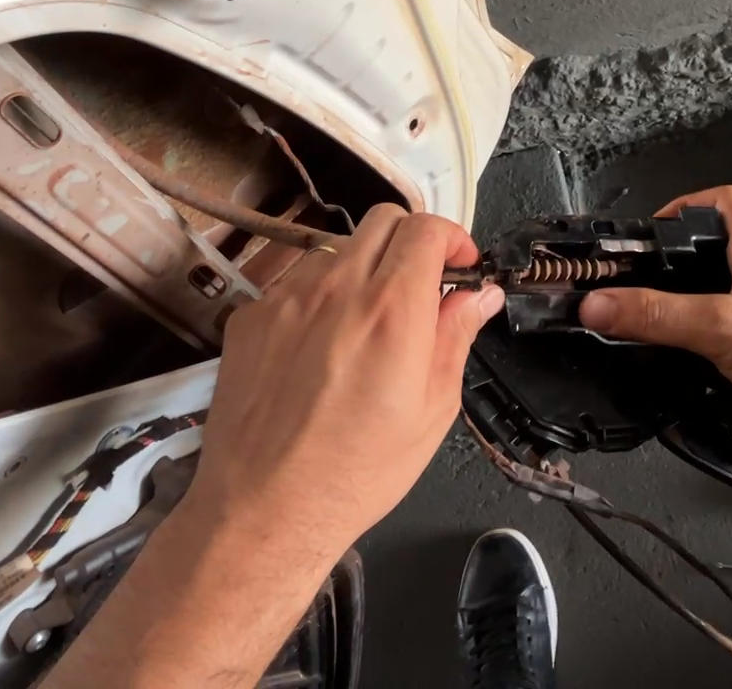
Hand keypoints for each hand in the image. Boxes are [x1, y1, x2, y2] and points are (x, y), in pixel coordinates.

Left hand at [186, 205, 504, 556]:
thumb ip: (456, 337)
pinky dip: (322, 295)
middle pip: (384, 219)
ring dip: (365, 266)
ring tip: (368, 319)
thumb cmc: (356, 472)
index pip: (426, 228)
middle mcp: (337, 289)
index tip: (460, 263)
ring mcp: (287, 298)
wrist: (263, 511)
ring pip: (339, 247)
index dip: (452, 236)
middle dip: (413, 239)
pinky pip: (297, 281)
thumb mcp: (432, 410)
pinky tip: (321, 344)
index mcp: (392, 310)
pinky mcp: (251, 316)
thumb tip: (479, 295)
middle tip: (422, 282)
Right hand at [577, 186, 731, 461]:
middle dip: (685, 259)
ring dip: (703, 298)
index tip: (652, 231)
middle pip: (726, 244)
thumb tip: (594, 302)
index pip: (725, 199)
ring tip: (668, 322)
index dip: (687, 204)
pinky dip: (724, 330)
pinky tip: (710, 357)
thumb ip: (657, 315)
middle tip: (648, 284)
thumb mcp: (722, 329)